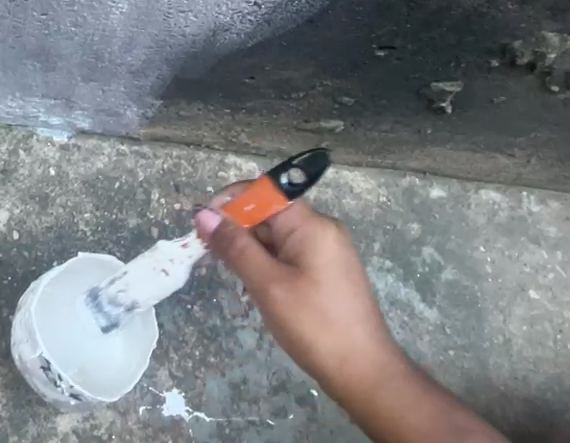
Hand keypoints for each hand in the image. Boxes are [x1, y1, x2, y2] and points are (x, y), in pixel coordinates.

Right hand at [195, 182, 507, 442]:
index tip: (205, 226)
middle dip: (237, 230)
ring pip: (276, 236)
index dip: (231, 202)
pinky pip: (288, 254)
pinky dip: (267, 264)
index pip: (263, 193)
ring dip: (250, 250)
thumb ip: (234, 246)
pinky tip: (255, 288)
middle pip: (268, 214)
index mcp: (311, 224)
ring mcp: (326, 251)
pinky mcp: (326, 272)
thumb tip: (203, 214)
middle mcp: (321, 230)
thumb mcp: (267, 284)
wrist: (366, 376)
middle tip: (211, 256)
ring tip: (234, 278)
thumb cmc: (315, 326)